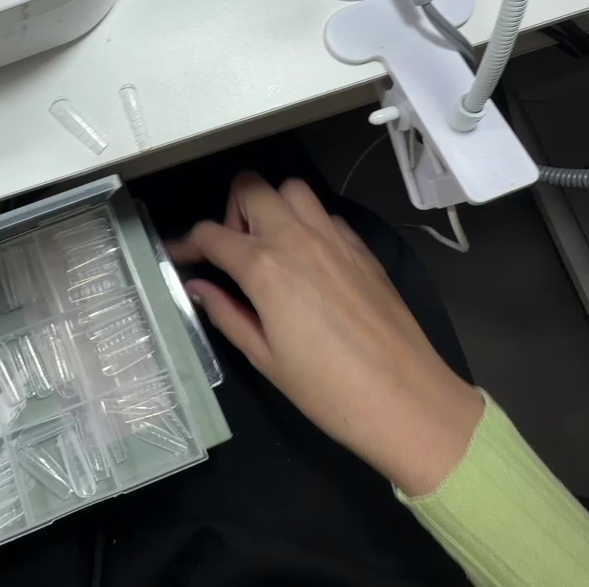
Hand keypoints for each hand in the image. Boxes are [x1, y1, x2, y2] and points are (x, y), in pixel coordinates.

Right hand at [168, 175, 484, 495]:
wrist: (408, 402)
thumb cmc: (328, 390)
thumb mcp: (264, 358)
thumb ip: (226, 313)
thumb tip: (199, 288)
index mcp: (265, 267)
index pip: (211, 235)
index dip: (187, 244)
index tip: (180, 255)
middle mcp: (296, 238)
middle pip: (249, 188)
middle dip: (229, 211)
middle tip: (234, 251)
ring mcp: (333, 238)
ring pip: (290, 188)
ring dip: (272, 206)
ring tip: (271, 245)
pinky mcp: (361, 247)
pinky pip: (325, 213)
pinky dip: (307, 222)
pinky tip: (308, 258)